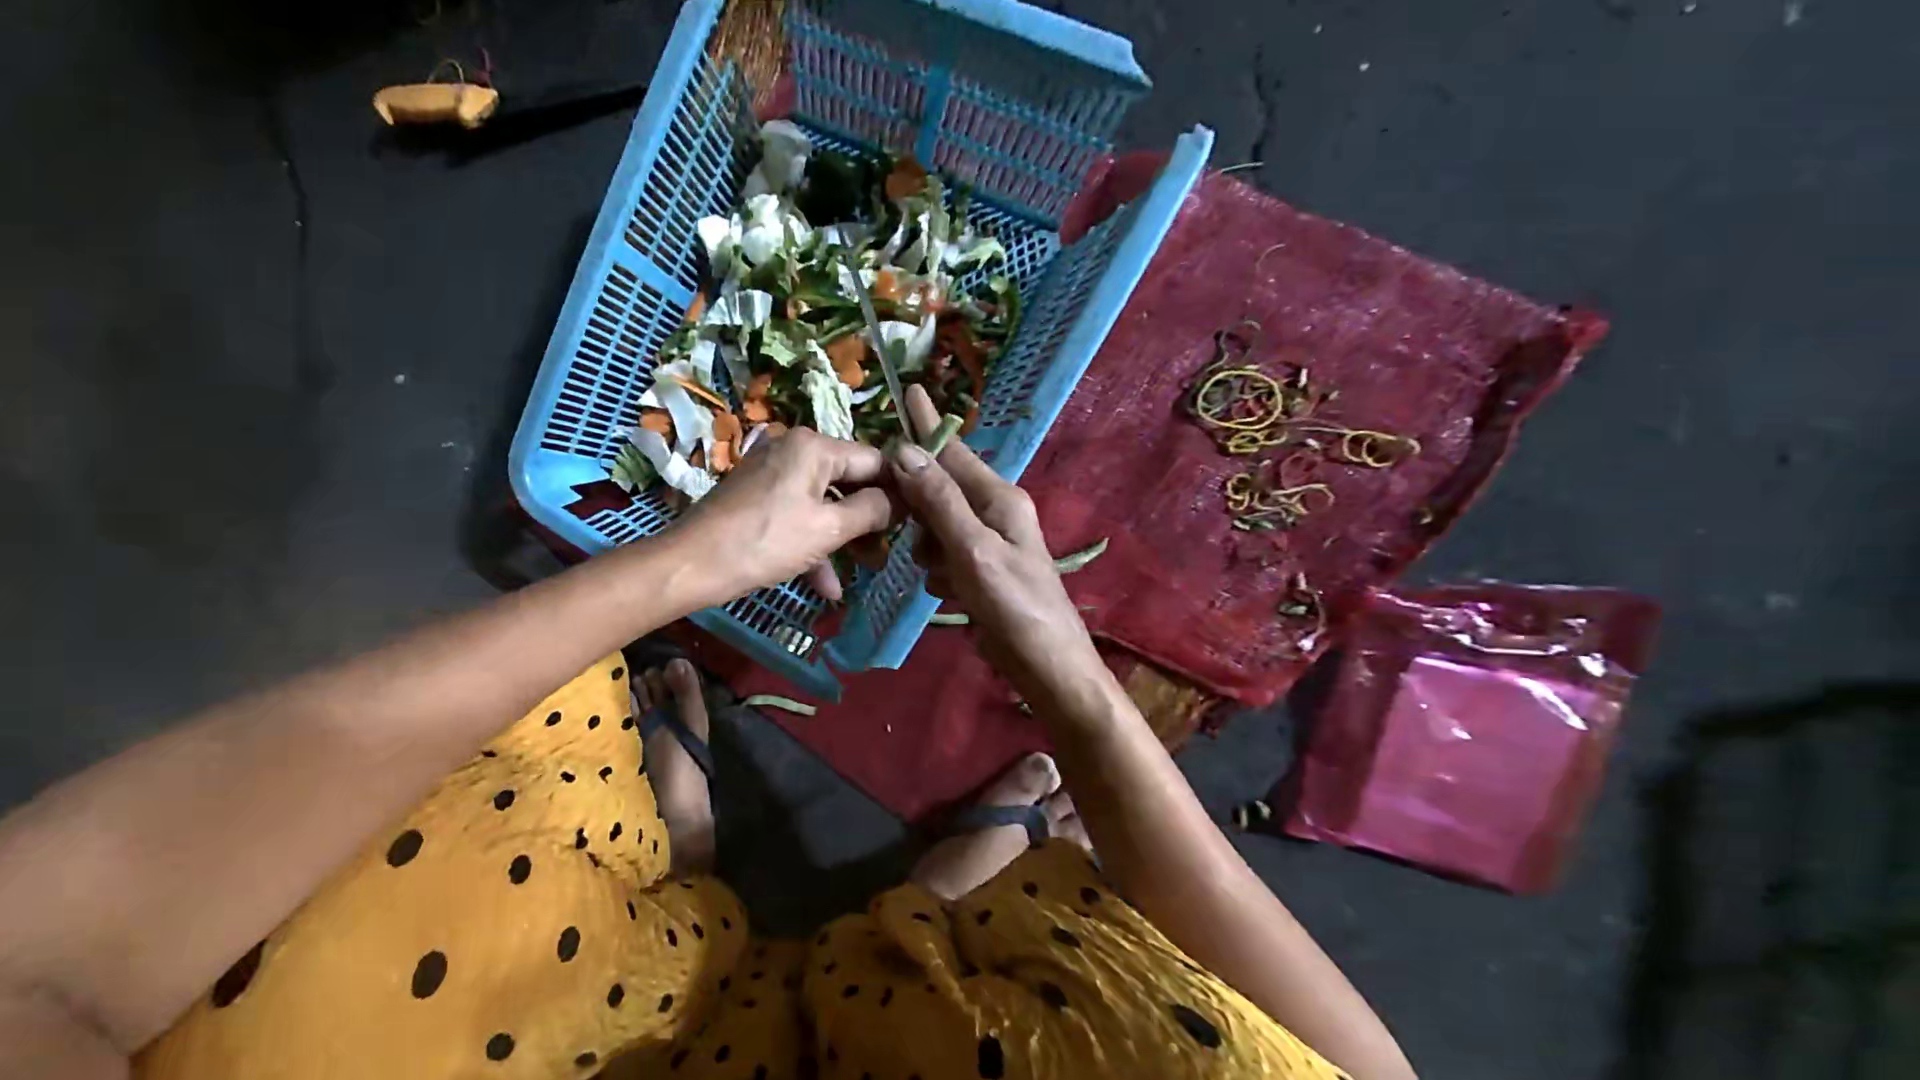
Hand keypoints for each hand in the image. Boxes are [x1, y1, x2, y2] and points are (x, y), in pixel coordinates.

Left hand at [670, 427, 897, 605]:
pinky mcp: (759, 497)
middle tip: (889, 550)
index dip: (897, 491)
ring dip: (845, 538)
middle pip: (849, 482)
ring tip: (868, 569)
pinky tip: (827, 586)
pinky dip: (814, 543)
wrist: (690, 565)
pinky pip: (799, 514)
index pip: (873, 461)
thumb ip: (871, 510)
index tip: (915, 522)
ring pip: (825, 503)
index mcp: (814, 446)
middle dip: (870, 520)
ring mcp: (774, 474)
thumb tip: (898, 501)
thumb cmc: (765, 542)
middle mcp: (795, 450)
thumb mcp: (828, 528)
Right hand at [887, 386, 1110, 710]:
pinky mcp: (979, 570)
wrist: (1045, 663)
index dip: (929, 426)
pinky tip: (949, 592)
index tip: (910, 392)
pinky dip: (939, 573)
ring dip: (928, 548)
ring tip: (942, 574)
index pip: (956, 452)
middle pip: (939, 489)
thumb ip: (940, 502)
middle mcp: (994, 513)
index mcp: (1000, 498)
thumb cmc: (1014, 604)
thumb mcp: (973, 550)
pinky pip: (943, 557)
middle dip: (919, 508)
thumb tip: (906, 451)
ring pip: (935, 527)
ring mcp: (987, 543)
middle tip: (901, 527)